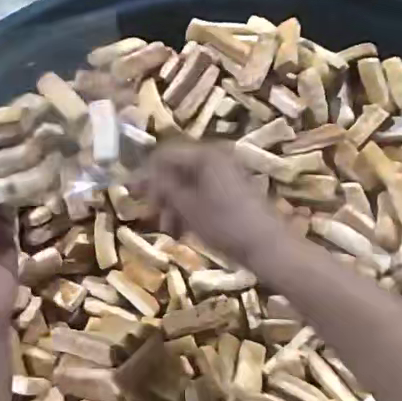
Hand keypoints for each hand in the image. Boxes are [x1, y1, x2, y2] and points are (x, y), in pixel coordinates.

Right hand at [144, 141, 289, 269]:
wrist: (267, 246)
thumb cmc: (225, 224)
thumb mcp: (187, 206)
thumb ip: (164, 187)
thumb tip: (144, 175)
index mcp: (204, 154)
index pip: (164, 155)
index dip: (147, 175)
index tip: (134, 196)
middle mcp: (216, 157)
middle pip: (177, 169)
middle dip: (162, 194)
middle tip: (153, 217)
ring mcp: (227, 174)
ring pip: (190, 184)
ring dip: (176, 205)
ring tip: (170, 231)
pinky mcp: (235, 191)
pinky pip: (204, 193)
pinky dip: (192, 209)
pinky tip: (186, 231)